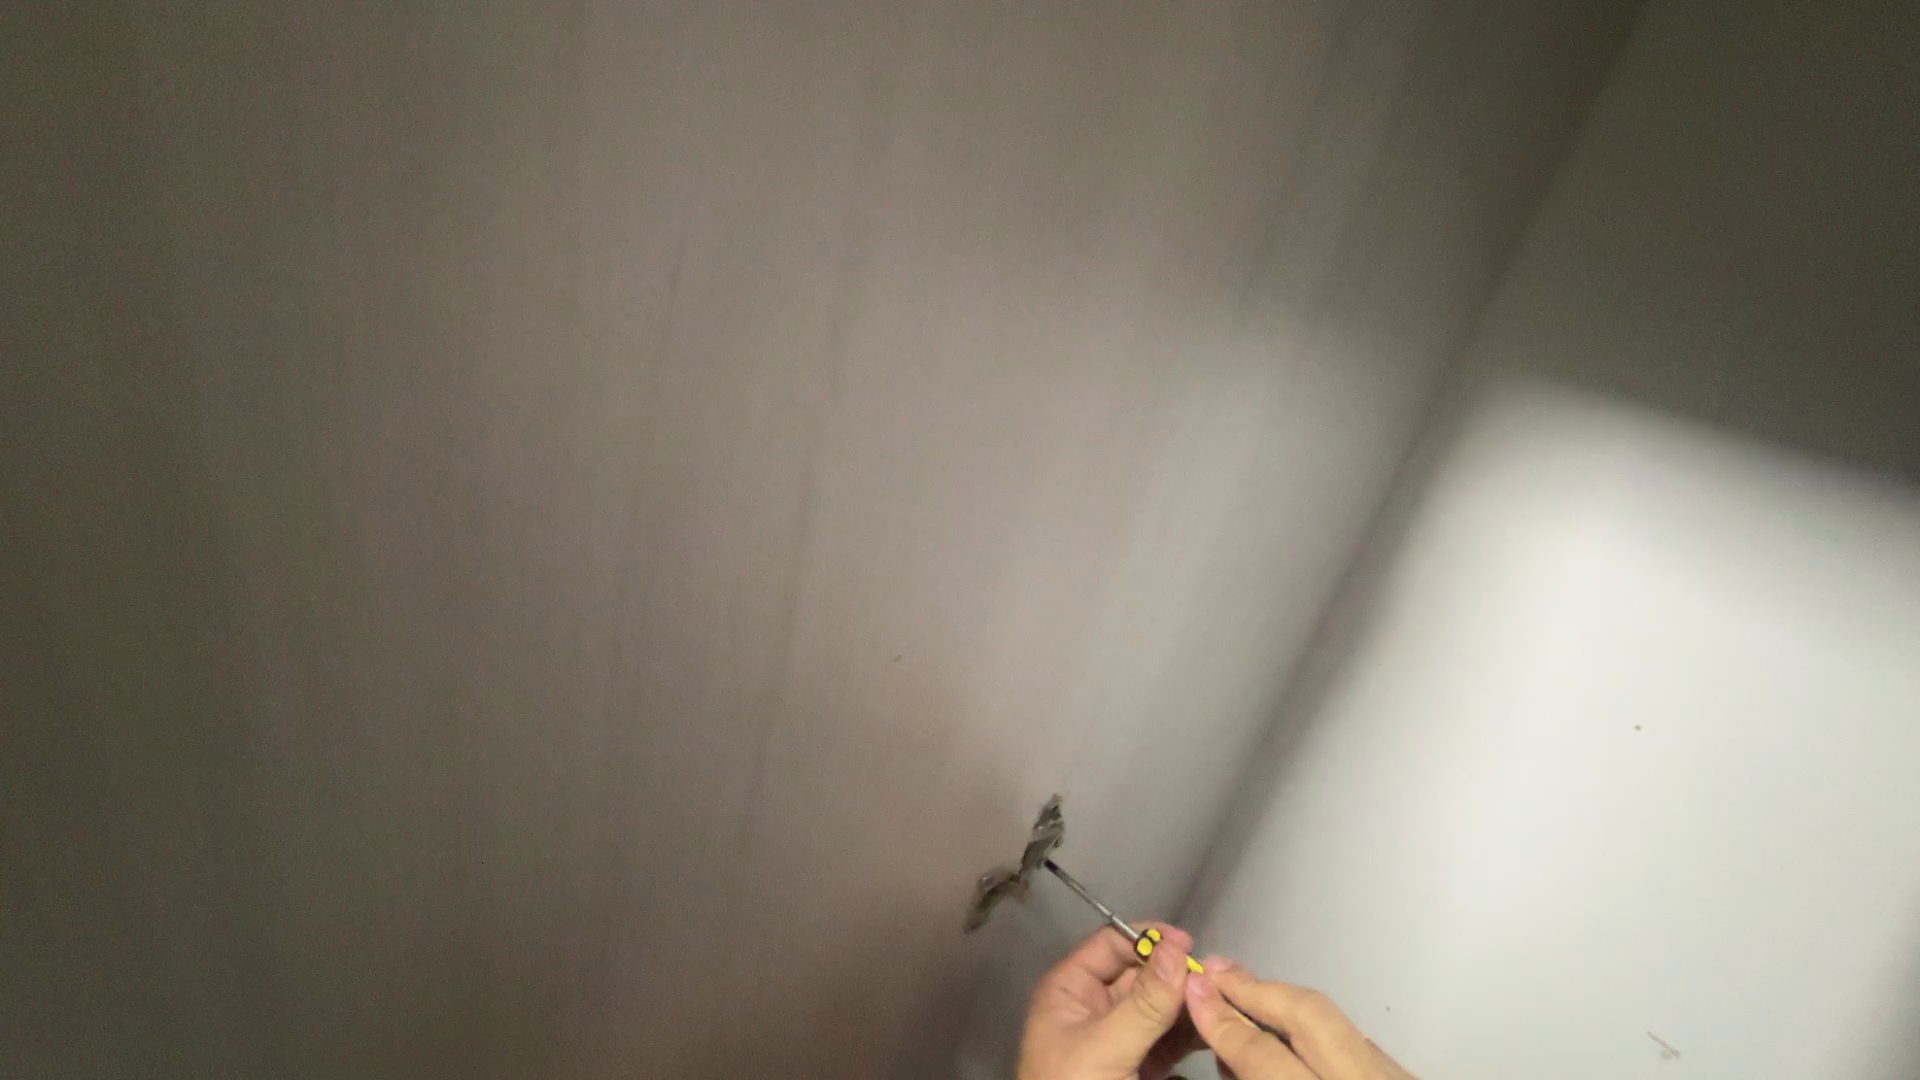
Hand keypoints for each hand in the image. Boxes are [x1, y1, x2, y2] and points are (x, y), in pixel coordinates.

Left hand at [1018, 924, 1202, 1079]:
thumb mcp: (1104, 1049)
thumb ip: (1143, 1004)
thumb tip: (1177, 950)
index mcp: (1070, 990)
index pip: (1111, 945)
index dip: (1148, 940)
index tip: (1190, 946)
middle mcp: (1093, 1007)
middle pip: (1140, 976)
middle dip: (1176, 976)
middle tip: (1218, 981)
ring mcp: (1118, 1041)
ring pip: (1159, 1010)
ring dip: (1189, 1007)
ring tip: (1224, 1005)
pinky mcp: (1139, 1072)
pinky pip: (1168, 1043)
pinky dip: (1191, 1037)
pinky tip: (1216, 1034)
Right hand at [1183, 958, 1413, 1078]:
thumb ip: (1249, 1078)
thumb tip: (1225, 1049)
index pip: (1265, 1056)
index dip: (1222, 1021)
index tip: (1192, 989)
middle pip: (1311, 1015)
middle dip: (1258, 988)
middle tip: (1214, 970)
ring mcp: (1399, 1078)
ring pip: (1340, 1025)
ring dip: (1287, 1006)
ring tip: (1246, 996)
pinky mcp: (1412, 1079)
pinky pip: (1362, 1047)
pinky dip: (1322, 1035)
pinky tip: (1295, 1040)